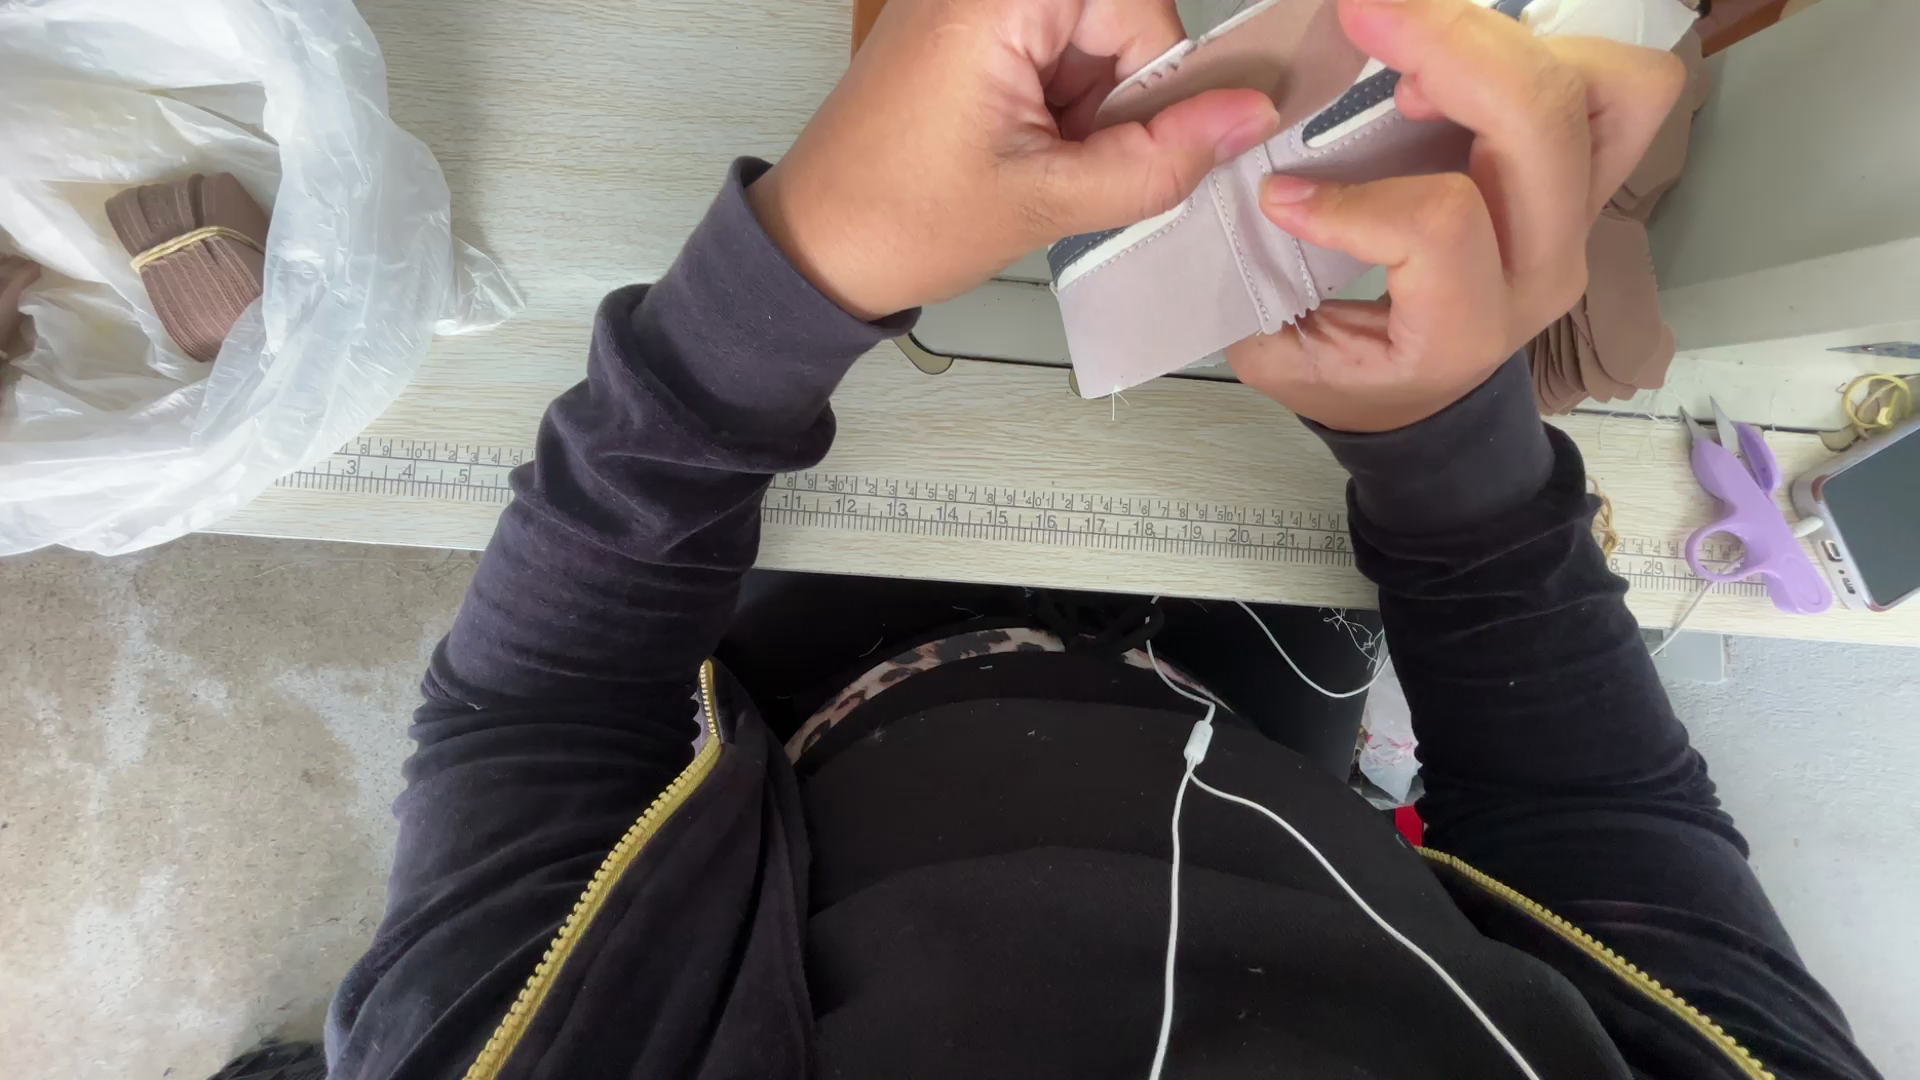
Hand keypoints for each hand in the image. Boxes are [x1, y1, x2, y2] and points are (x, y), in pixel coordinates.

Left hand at [747, 0, 1280, 319]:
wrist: (813, 250)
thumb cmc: (900, 222)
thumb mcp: (1043, 201)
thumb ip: (1153, 162)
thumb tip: (1249, 116)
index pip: (1143, 13)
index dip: (1153, 98)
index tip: (1128, 161)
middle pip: (1116, 27)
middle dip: (1109, 113)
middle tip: (1056, 174)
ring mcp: (969, 8)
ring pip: (1084, 52)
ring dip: (1077, 123)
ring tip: (1019, 173)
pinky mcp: (960, 38)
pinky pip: (1043, 63)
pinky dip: (1048, 118)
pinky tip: (1010, 161)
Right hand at [1225, 0, 1683, 432]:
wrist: (1419, 401)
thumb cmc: (1347, 385)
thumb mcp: (1281, 359)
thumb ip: (1258, 287)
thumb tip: (1250, 190)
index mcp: (1461, 331)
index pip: (1437, 226)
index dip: (1348, 198)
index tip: (1276, 196)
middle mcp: (1540, 273)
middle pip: (1542, 125)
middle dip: (1448, 44)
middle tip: (1360, 12)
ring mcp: (1577, 225)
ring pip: (1613, 92)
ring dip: (1512, 47)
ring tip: (1419, 50)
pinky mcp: (1582, 189)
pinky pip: (1610, 92)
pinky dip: (1541, 54)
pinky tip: (1453, 71)